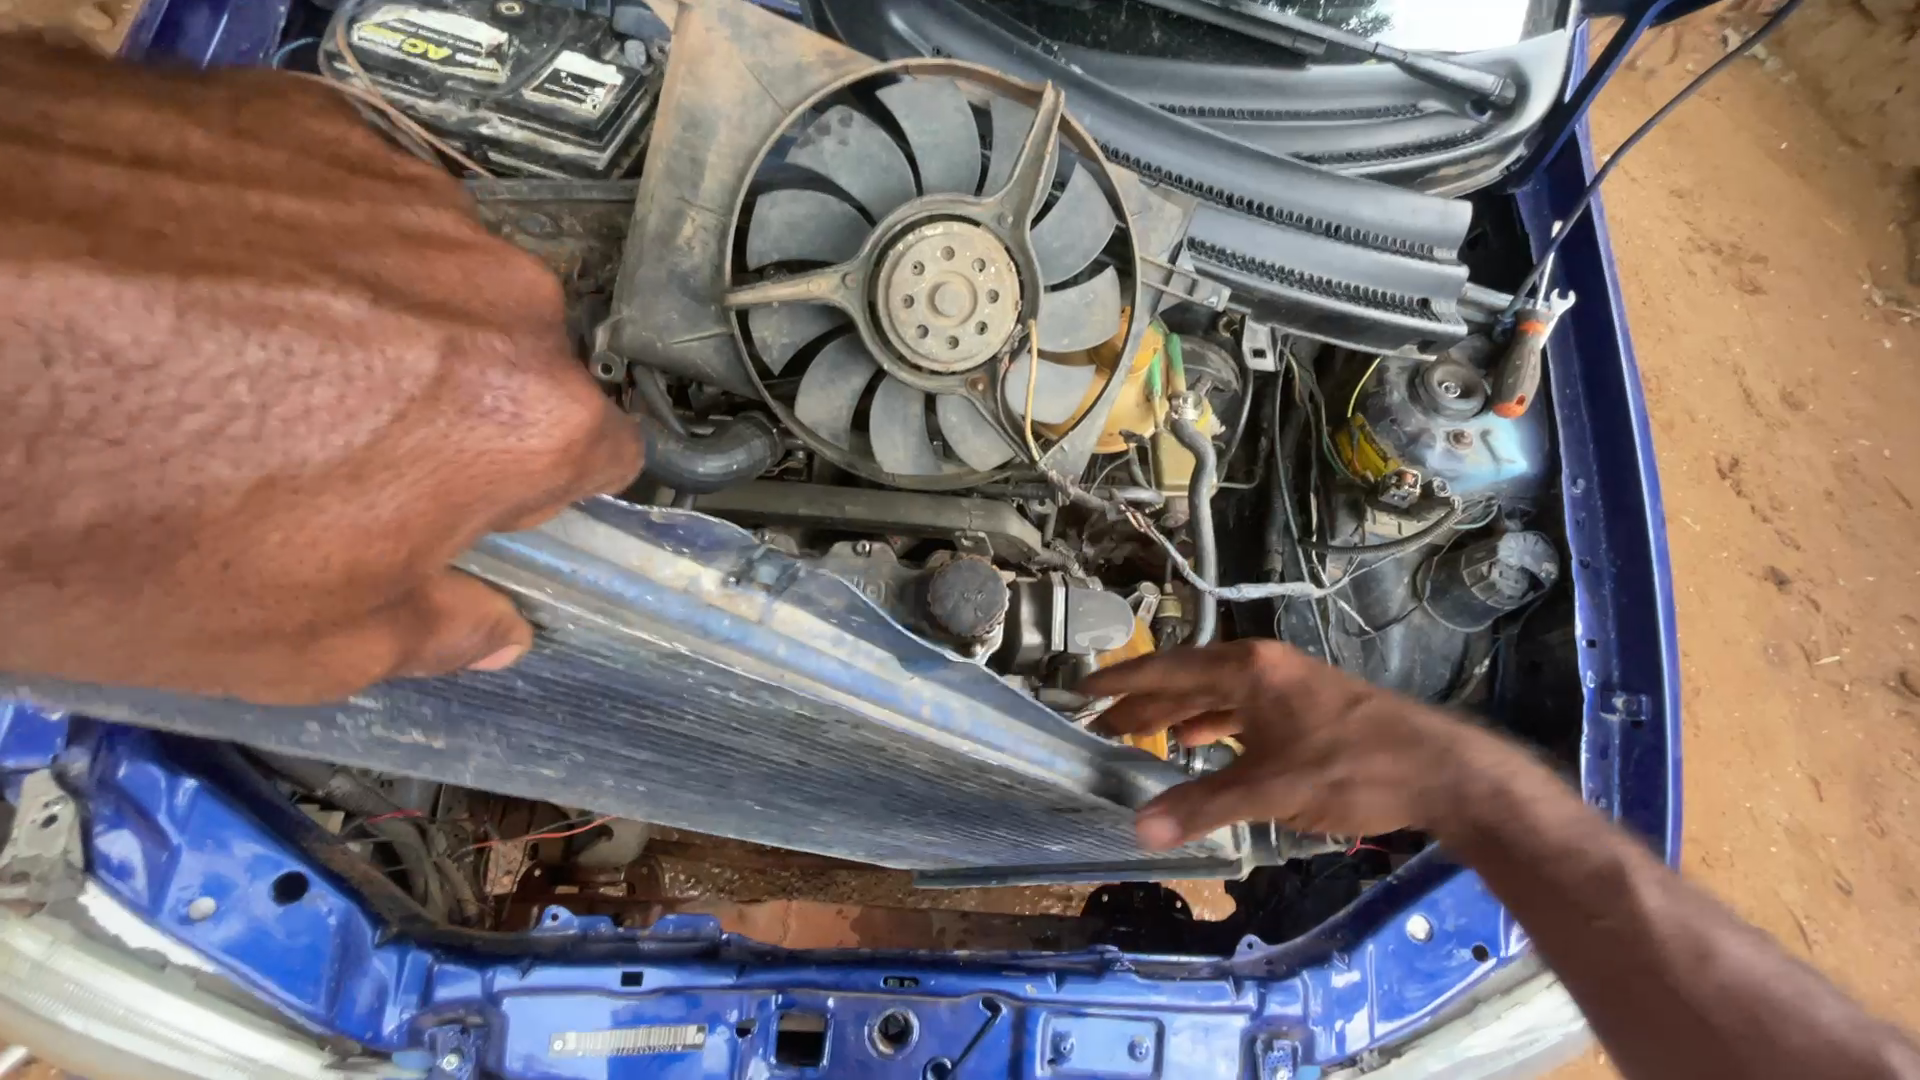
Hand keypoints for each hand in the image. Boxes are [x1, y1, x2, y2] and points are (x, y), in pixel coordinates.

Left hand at [0, 41, 640, 703]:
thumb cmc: (90, 508)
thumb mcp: (296, 645)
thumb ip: (440, 634)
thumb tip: (495, 628)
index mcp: (532, 419)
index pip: (613, 454)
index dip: (550, 487)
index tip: (488, 499)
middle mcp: (502, 294)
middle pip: (532, 365)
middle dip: (473, 405)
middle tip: (352, 439)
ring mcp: (408, 196)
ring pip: (453, 283)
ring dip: (400, 321)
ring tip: (263, 349)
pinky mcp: (306, 119)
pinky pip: (362, 203)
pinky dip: (319, 242)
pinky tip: (216, 274)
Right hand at [1082, 640, 1524, 849]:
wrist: (1442, 770)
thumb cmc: (1350, 767)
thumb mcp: (1271, 789)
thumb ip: (1204, 805)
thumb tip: (1140, 829)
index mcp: (1245, 669)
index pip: (1167, 670)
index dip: (1122, 683)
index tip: (1083, 688)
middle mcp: (1259, 666)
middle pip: (1185, 681)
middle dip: (1143, 704)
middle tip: (1103, 725)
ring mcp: (1283, 682)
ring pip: (1213, 695)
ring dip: (1176, 715)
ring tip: (1141, 736)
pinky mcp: (1301, 704)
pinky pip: (1239, 708)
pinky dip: (1211, 724)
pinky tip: (1198, 742)